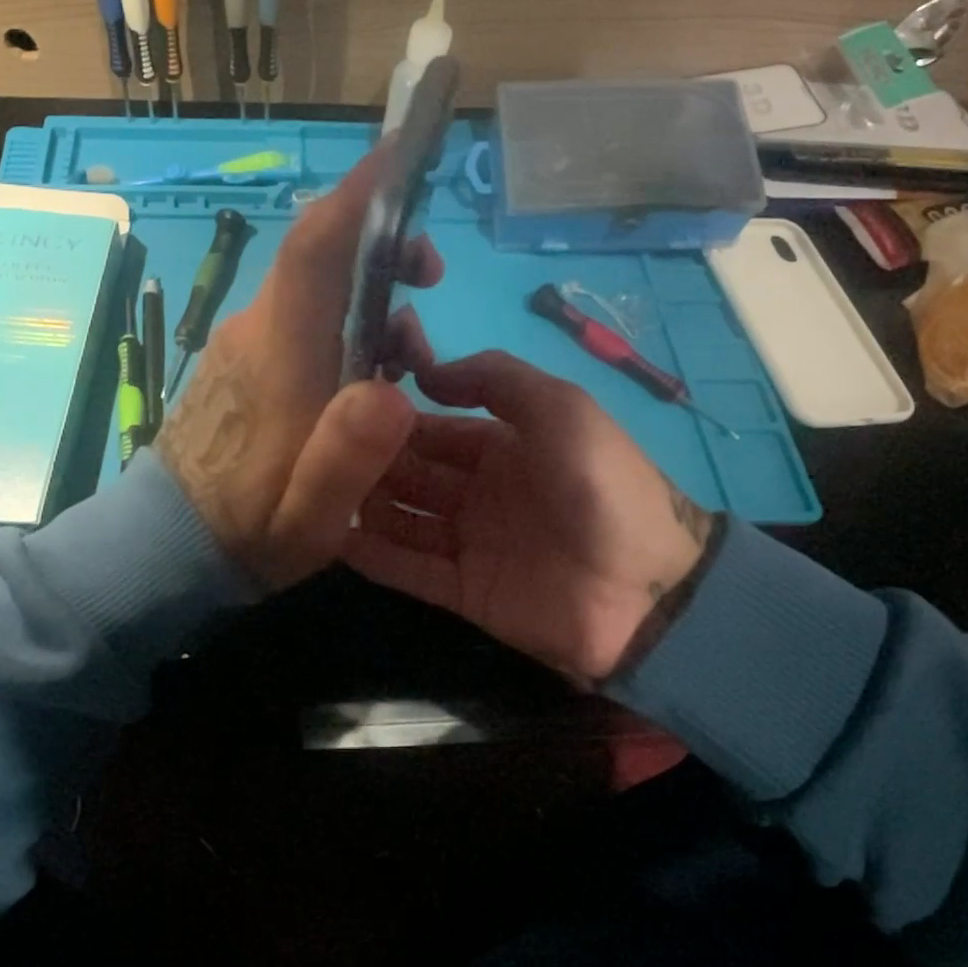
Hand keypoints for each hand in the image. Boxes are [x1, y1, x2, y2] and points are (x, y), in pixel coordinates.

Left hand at [155, 148, 441, 587]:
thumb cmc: (245, 529)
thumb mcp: (309, 514)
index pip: (316, 248)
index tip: (404, 155)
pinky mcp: (239, 364)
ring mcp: (243, 345)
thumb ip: (346, 456)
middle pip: (319, 257)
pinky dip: (340, 320)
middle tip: (431, 277)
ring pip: (311, 288)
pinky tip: (363, 369)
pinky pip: (295, 318)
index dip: (360, 194)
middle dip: (381, 246)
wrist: (163, 545)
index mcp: (280, 354)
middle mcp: (257, 332)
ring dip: (366, 292)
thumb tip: (392, 388)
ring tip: (408, 347)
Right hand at [343, 351, 716, 681]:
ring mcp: (470, 544)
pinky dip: (372, 556)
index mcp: (504, 447)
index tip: (341, 408)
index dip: (393, 420)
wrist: (649, 589)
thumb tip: (426, 374)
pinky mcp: (464, 592)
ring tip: (317, 492)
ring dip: (365, 506)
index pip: (434, 429)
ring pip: (402, 520)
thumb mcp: (559, 407)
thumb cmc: (602, 485)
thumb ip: (496, 378)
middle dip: (371, 463)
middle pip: (411, 473)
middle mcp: (480, 492)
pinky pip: (409, 570)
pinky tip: (329, 538)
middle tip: (319, 453)